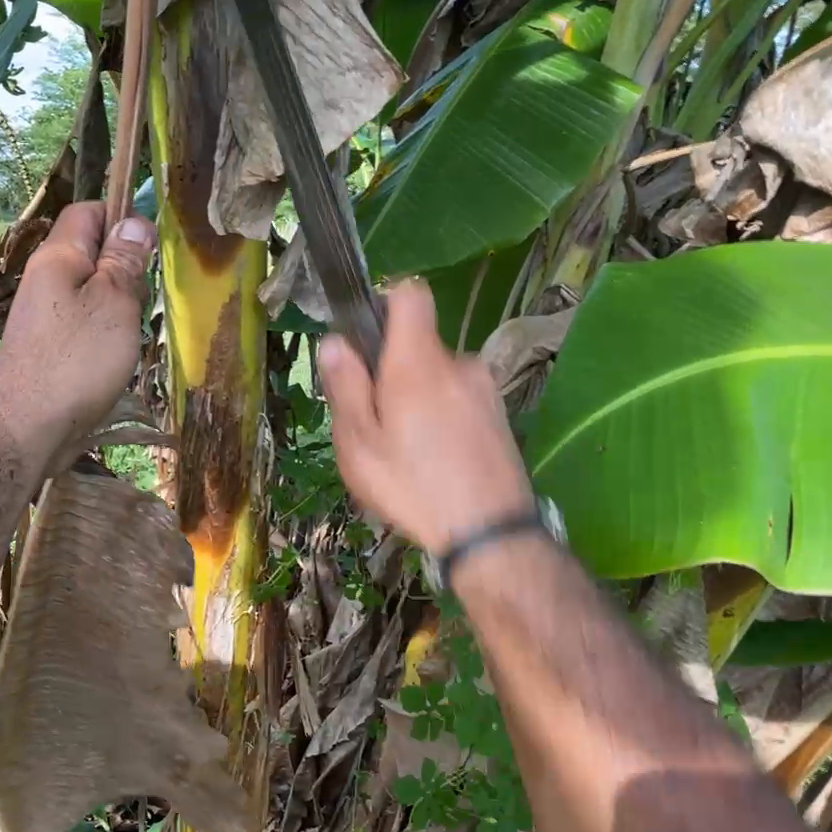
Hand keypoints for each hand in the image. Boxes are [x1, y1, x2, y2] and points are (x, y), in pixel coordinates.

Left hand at [0, 202, 154, 468]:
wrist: (26, 431)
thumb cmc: (76, 361)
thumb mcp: (113, 303)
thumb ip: (124, 261)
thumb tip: (134, 222)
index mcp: (56, 257)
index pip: (87, 211)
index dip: (121, 217)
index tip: (151, 248)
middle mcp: (43, 280)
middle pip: (90, 254)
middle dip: (124, 269)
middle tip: (144, 298)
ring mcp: (42, 317)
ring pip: (89, 293)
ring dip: (117, 307)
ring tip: (132, 332)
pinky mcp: (46, 349)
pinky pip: (81, 326)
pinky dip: (104, 335)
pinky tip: (115, 359)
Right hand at [317, 280, 533, 554]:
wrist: (490, 535)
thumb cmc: (412, 487)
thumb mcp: (359, 444)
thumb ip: (346, 387)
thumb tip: (333, 342)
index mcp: (418, 364)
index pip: (409, 295)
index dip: (383, 304)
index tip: (363, 342)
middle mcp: (458, 364)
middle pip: (415, 346)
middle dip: (389, 373)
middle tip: (371, 424)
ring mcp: (484, 389)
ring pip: (435, 376)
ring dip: (414, 399)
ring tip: (402, 450)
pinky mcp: (498, 415)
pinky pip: (456, 399)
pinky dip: (439, 417)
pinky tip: (431, 460)